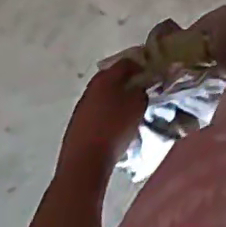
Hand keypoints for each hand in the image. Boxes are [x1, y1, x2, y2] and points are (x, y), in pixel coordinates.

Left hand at [57, 59, 146, 175]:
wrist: (84, 163)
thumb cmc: (114, 129)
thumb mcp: (137, 107)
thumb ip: (140, 92)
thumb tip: (138, 89)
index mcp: (106, 78)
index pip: (125, 63)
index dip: (139, 66)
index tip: (149, 74)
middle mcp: (91, 88)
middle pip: (111, 78)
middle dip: (125, 83)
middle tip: (138, 92)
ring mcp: (81, 106)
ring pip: (102, 96)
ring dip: (114, 100)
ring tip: (127, 112)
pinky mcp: (76, 125)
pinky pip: (95, 112)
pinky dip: (105, 115)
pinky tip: (113, 128)